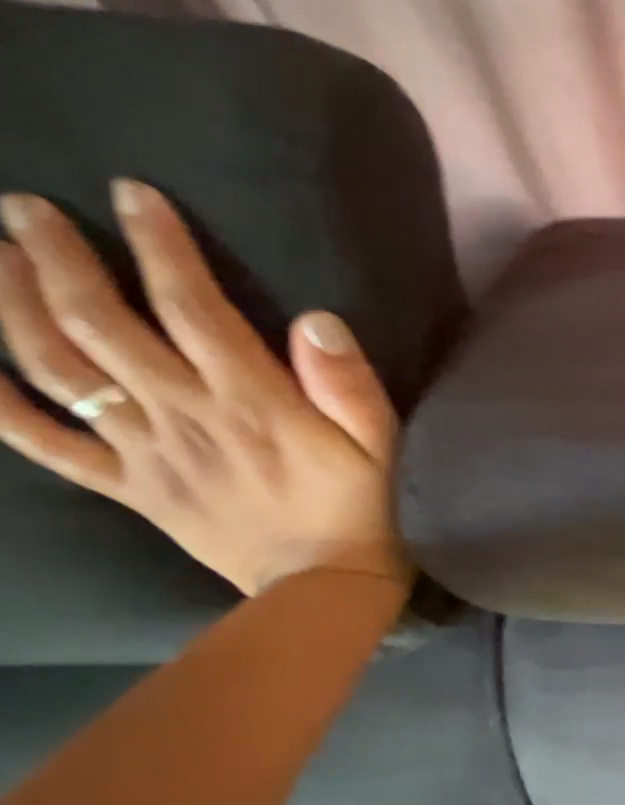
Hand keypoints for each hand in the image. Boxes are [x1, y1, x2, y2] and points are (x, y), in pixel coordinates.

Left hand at [0, 181, 411, 594]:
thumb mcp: (383, 442)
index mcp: (251, 400)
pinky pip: (49, 447)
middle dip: (56, 260)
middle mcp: (184, 415)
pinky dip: (1, 408)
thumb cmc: (366, 506)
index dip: (159, 247)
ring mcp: (146, 452)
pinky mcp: (130, 488)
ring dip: (15, 309)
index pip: (192, 307)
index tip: (131, 194)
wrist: (325, 585)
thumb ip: (347, 383)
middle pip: (101, 325)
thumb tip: (315, 318)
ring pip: (59, 371)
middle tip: (26, 208)